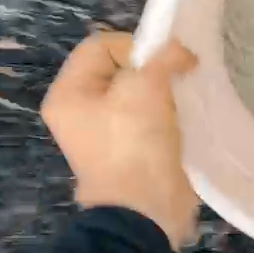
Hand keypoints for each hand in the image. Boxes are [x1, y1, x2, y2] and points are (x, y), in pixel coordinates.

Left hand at [41, 31, 200, 246]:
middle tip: (175, 79)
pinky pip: (150, 111)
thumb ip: (165, 57)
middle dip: (153, 67)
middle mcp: (81, 108)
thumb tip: (181, 52)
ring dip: (165, 88)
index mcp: (70, 93)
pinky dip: (169, 108)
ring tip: (181, 99)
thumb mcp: (146, 87)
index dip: (134, 46)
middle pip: (121, 66)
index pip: (100, 45)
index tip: (161, 64)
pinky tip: (183, 114)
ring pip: (139, 89)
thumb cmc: (134, 142)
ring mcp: (106, 128)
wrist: (145, 207)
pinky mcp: (131, 143)